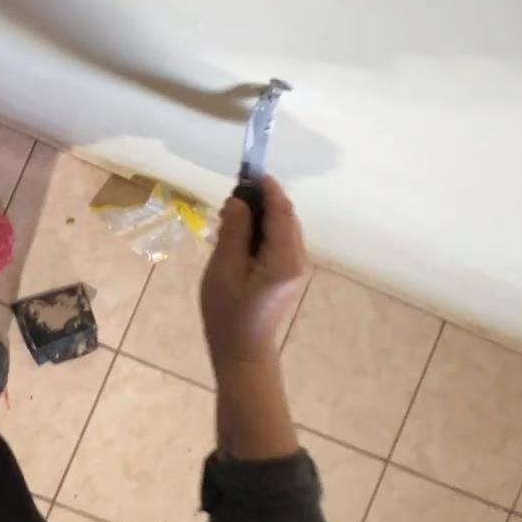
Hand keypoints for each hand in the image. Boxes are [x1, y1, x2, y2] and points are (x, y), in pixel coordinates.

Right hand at [201, 176, 310, 368]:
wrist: (242, 351)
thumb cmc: (228, 313)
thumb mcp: (223, 269)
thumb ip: (234, 231)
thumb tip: (238, 200)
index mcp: (284, 258)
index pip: (282, 212)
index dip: (267, 188)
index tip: (248, 170)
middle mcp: (298, 260)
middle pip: (285, 217)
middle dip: (262, 199)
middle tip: (231, 192)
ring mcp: (296, 268)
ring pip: (282, 229)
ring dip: (260, 215)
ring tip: (230, 211)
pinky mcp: (288, 274)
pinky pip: (278, 242)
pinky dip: (262, 230)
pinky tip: (239, 232)